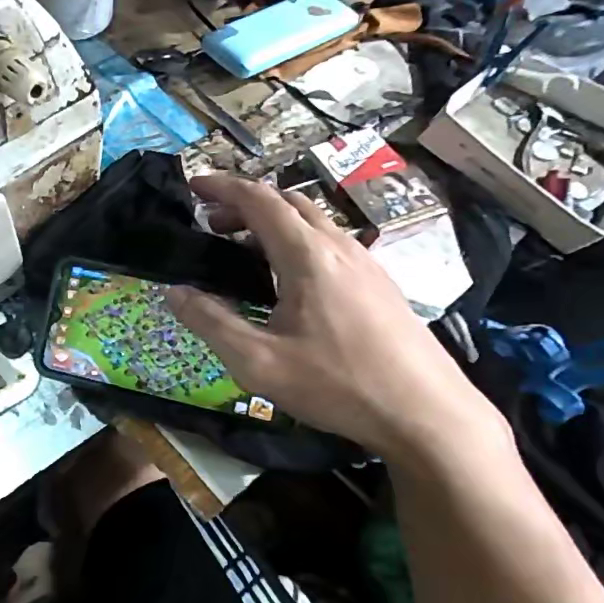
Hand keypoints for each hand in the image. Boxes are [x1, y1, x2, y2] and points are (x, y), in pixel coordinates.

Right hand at [164, 173, 508, 470]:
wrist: (429, 416)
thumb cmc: (339, 386)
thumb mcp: (259, 363)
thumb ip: (210, 323)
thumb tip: (174, 292)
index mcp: (307, 256)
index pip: (259, 200)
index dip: (223, 187)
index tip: (192, 186)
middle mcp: (339, 247)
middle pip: (287, 202)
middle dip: (243, 202)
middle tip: (210, 222)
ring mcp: (366, 263)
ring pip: (312, 221)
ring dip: (271, 221)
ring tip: (241, 247)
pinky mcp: (379, 284)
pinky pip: (329, 243)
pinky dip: (295, 240)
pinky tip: (286, 278)